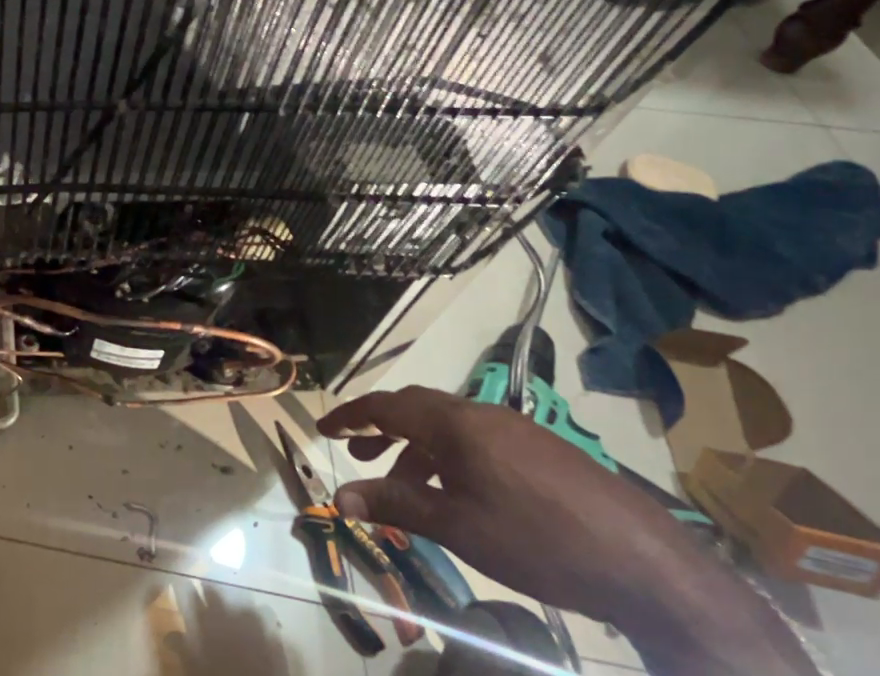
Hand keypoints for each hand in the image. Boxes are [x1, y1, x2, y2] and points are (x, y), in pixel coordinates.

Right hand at [318, 387, 711, 624]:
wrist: (648, 565)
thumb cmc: (539, 542)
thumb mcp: (458, 528)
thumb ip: (396, 504)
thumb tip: (340, 496)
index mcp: (457, 425)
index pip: (387, 407)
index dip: (351, 417)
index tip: (323, 430)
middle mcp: (484, 415)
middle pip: (418, 408)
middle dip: (382, 429)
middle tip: (359, 455)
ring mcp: (519, 430)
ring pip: (450, 427)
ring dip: (417, 448)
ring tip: (407, 487)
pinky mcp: (545, 450)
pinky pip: (479, 440)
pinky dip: (450, 457)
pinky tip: (459, 495)